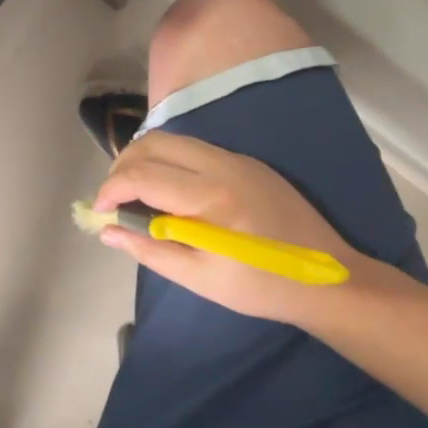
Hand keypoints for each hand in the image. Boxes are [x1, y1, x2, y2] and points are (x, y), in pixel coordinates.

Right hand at [93, 132, 380, 324]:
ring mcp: (237, 158)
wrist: (328, 278)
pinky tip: (170, 188)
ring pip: (174, 139)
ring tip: (136, 190)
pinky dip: (171, 159)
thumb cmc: (261, 287)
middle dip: (123, 165)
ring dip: (145, 157)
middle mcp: (222, 165)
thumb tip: (108, 231)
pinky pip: (196, 148)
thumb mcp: (201, 279)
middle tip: (114, 196)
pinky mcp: (248, 161)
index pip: (143, 174)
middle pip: (153, 143)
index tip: (99, 210)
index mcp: (210, 198)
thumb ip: (150, 250)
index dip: (111, 188)